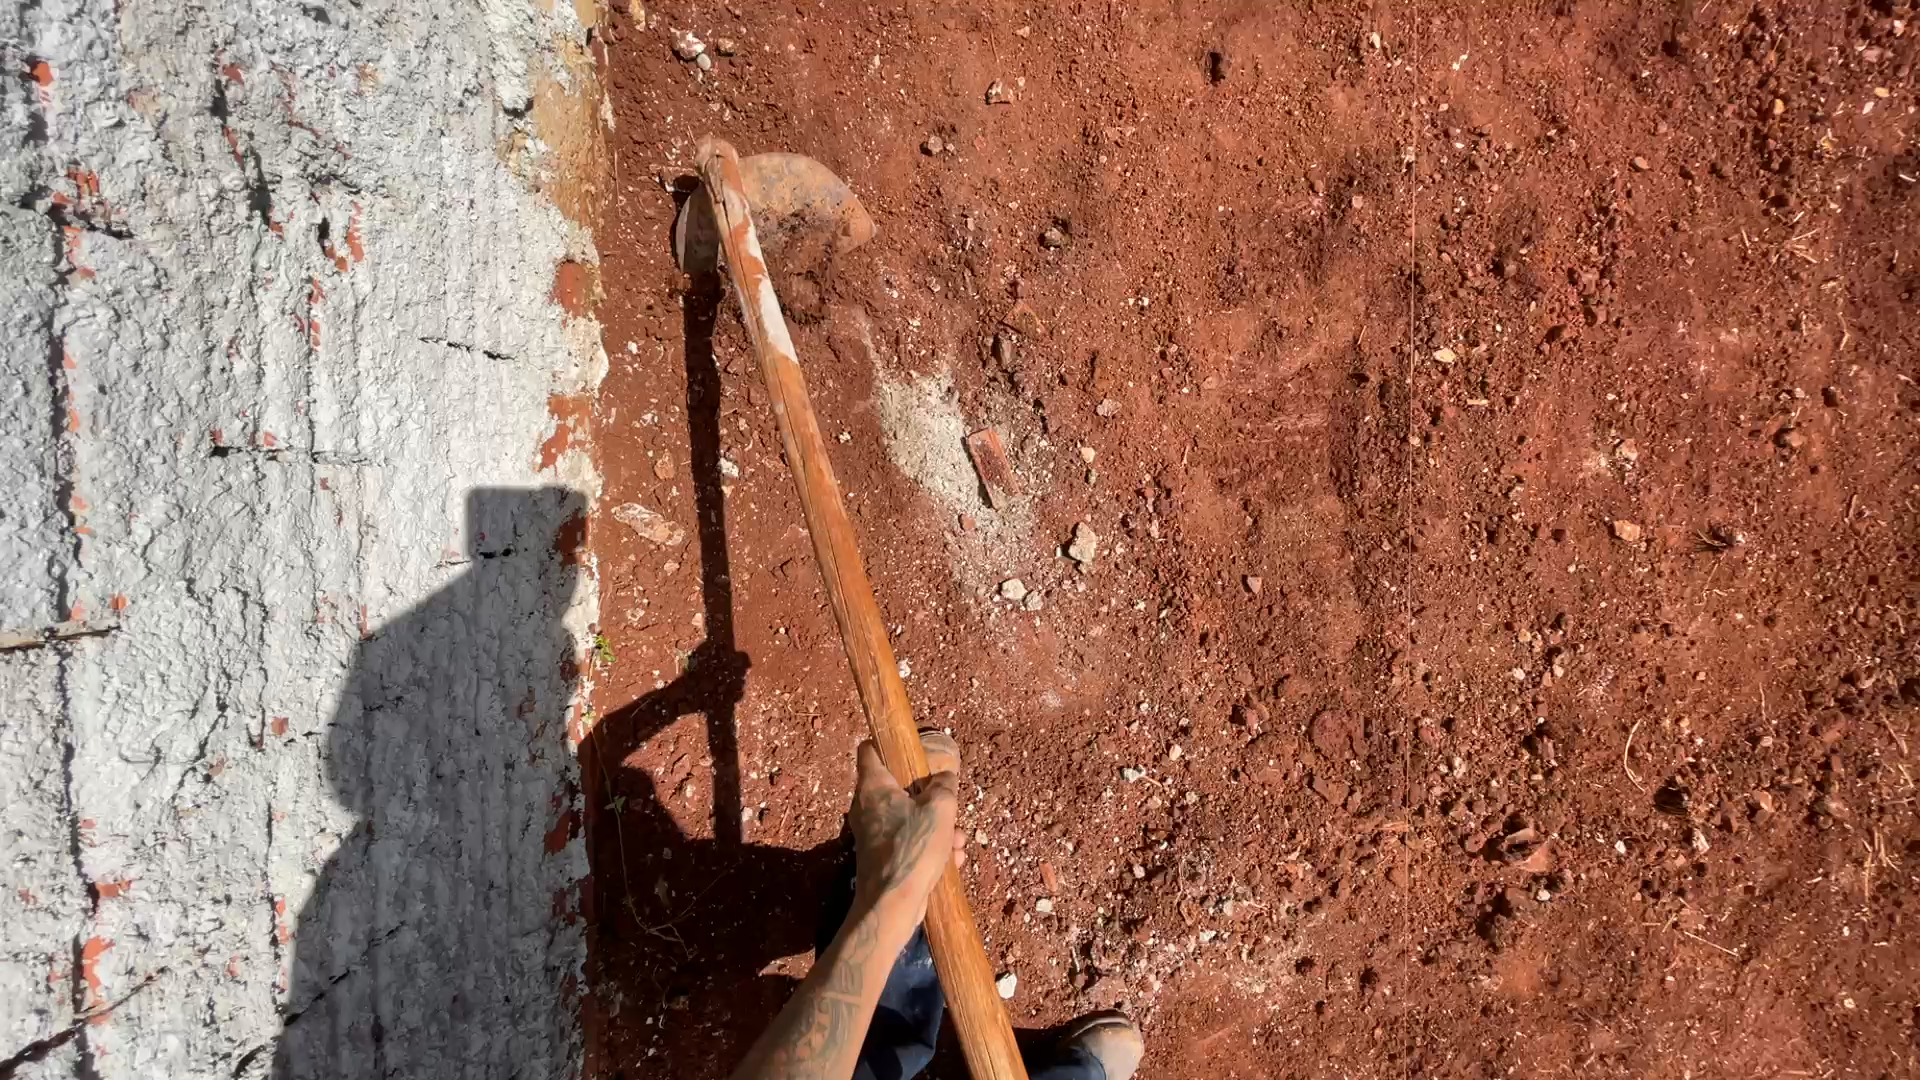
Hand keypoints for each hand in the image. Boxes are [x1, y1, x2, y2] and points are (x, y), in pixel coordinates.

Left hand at [849, 740, 960, 923]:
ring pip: (909, 817)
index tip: (911, 749)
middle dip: (930, 795)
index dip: (888, 743)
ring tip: (958, 841)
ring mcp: (873, 834)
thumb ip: (945, 785)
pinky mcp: (882, 858)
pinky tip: (952, 861)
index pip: (869, 749)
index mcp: (873, 786)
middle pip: (898, 786)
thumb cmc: (913, 848)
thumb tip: (944, 777)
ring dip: (937, 826)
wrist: (891, 905)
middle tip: (948, 804)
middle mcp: (867, 807)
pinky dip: (929, 847)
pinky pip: (909, 841)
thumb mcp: (940, 808)